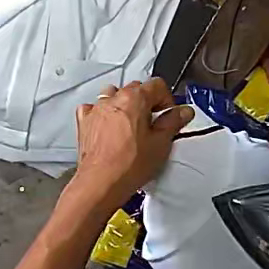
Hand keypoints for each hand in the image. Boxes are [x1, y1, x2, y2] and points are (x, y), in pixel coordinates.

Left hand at [71, 78, 192, 209]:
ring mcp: (97, 110)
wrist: (101, 183)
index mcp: (135, 99)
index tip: (170, 114)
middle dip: (148, 102)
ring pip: (114, 96)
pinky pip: (95, 109)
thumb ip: (174, 122)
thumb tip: (183, 112)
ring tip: (133, 125)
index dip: (168, 100)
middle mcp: (113, 99)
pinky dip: (104, 114)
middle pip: (136, 89)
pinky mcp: (85, 123)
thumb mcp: (162, 143)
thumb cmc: (128, 164)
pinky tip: (112, 128)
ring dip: (125, 105)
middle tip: (156, 123)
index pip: (157, 86)